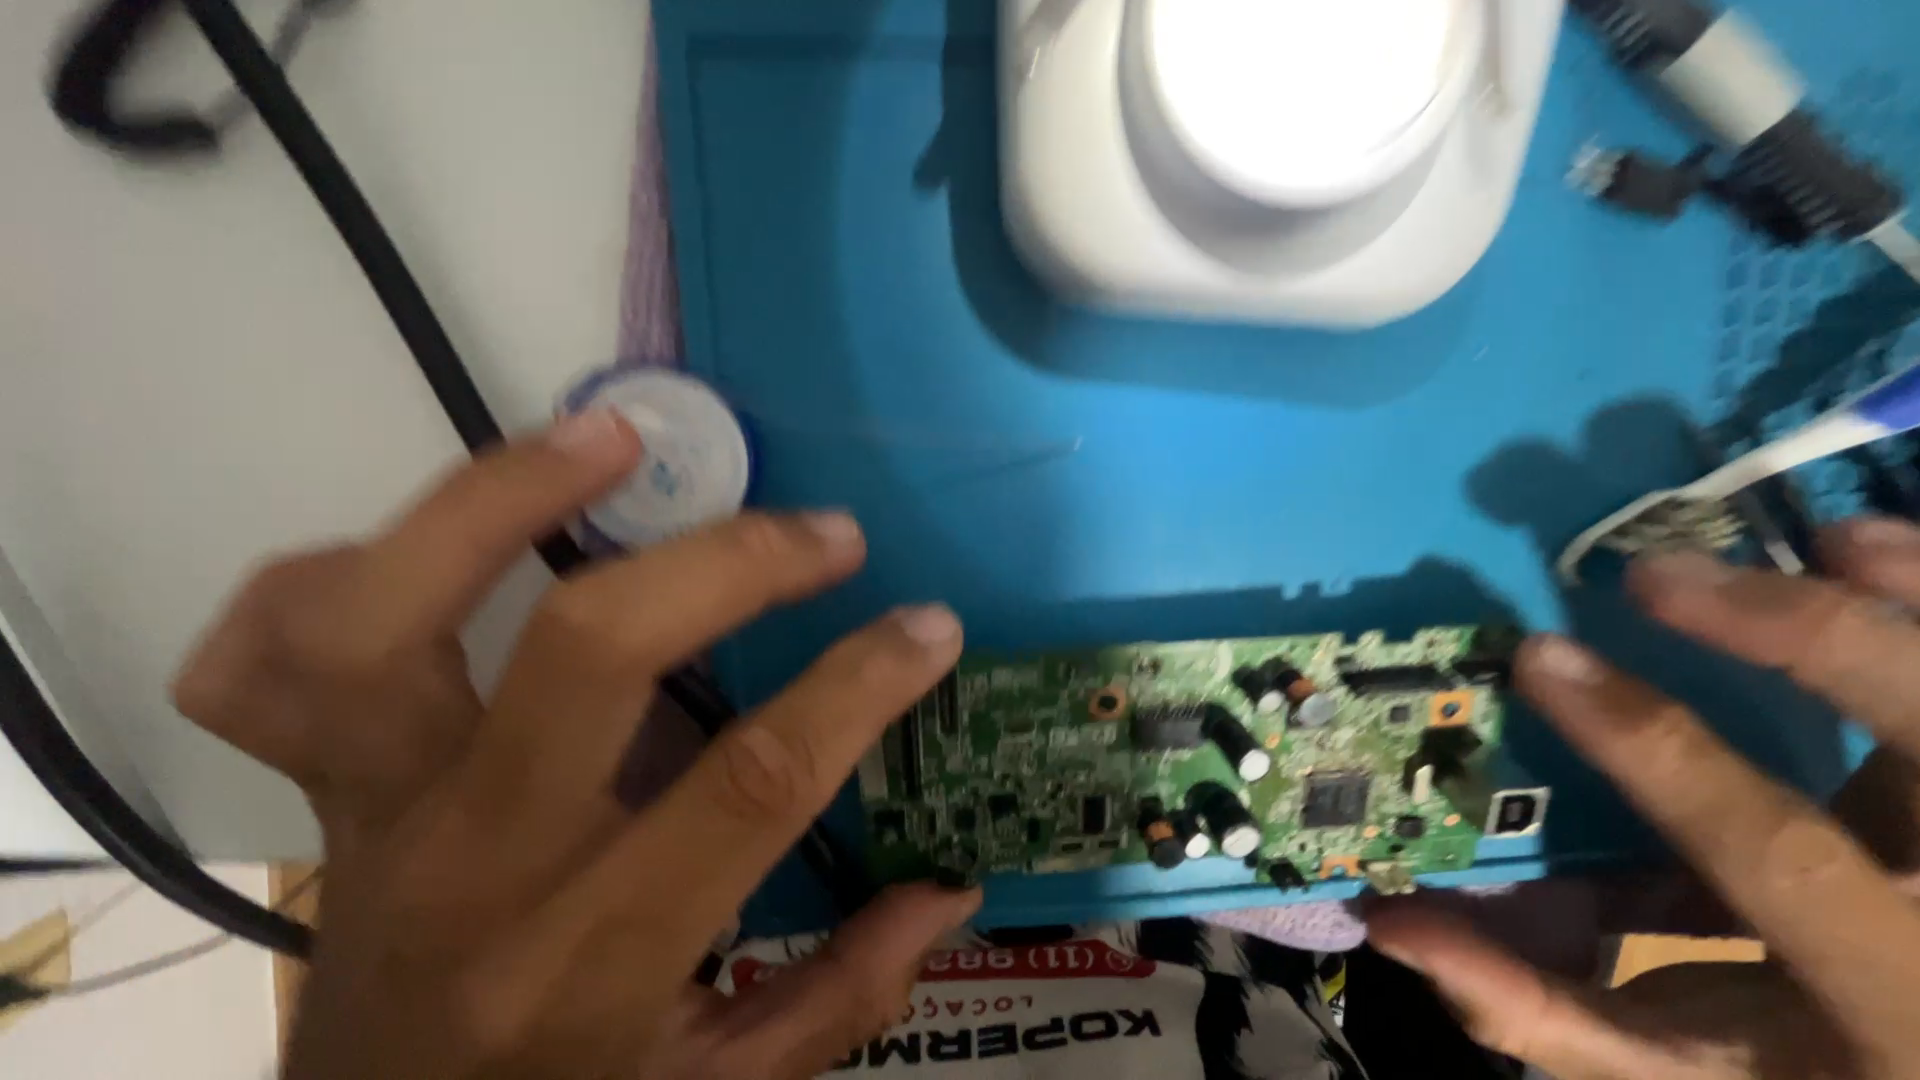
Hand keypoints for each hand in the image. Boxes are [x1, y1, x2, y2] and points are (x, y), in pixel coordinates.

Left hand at [173, 410, 979, 1079]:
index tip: (928, 626)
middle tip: (824, 532)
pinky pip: (266, 659)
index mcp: (591, 955)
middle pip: (587, 652)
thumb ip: (842, 996)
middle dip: (730, 565)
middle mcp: (474, 863)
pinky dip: (332, 576)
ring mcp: (376, 813)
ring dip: (502, 498)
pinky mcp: (321, 789)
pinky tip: (445, 550)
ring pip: (378, 619)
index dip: (859, 686)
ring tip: (615, 440)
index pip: (750, 783)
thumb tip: (951, 885)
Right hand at [1368, 518, 1919, 1079]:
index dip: (1650, 744)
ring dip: (1911, 596)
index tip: (1541, 656)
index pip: (1767, 845)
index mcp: (1891, 985)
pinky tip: (1871, 546)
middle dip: (1797, 634)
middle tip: (1654, 576)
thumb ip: (1537, 1007)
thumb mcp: (1683, 1070)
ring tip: (1817, 537)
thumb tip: (1390, 920)